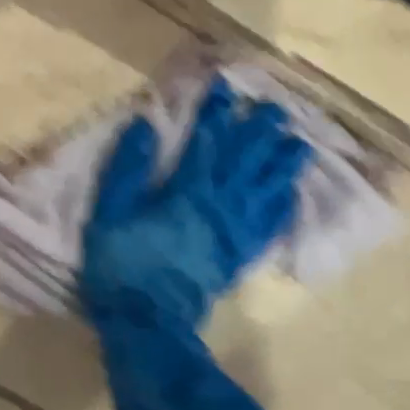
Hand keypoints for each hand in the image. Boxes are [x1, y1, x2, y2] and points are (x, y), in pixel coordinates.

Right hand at [80, 77, 310, 331]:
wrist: (149, 323)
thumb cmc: (122, 262)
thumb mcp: (110, 210)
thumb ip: (127, 166)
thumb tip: (145, 122)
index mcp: (185, 192)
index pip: (205, 143)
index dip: (216, 113)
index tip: (226, 86)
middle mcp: (218, 207)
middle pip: (244, 163)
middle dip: (259, 132)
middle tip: (277, 107)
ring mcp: (234, 233)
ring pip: (265, 191)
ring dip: (282, 165)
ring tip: (299, 142)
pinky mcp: (239, 256)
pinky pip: (270, 225)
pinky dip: (283, 205)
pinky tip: (291, 193)